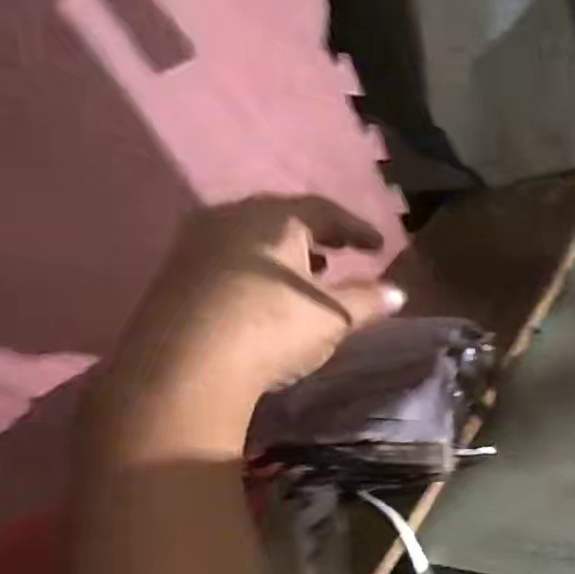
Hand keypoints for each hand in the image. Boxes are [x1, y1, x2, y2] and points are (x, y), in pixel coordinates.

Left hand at [88, 196, 404, 451]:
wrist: (187, 363)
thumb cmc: (272, 327)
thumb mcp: (332, 317)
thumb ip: (366, 301)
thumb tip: (397, 292)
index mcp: (273, 218)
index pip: (323, 210)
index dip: (356, 228)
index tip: (379, 245)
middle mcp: (231, 216)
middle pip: (282, 219)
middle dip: (316, 237)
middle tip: (339, 253)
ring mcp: (197, 242)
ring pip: (252, 238)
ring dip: (284, 255)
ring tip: (307, 277)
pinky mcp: (177, 272)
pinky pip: (229, 259)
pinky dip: (257, 271)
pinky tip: (266, 297)